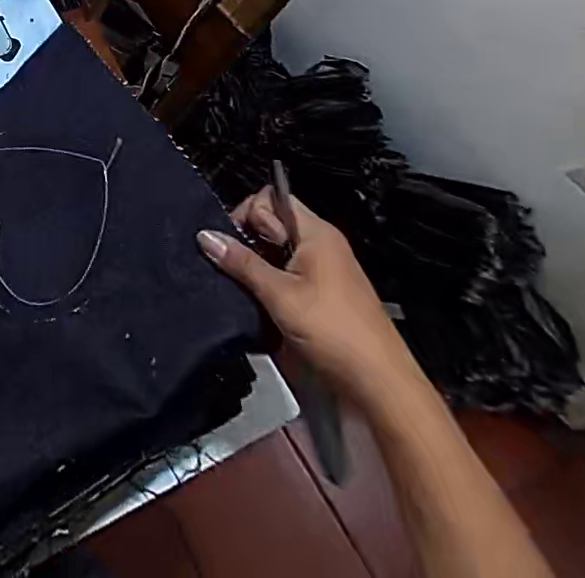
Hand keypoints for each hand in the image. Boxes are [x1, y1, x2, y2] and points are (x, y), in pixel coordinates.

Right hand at [198, 187, 423, 406]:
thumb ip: (241, 263)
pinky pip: (284, 275)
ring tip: (244, 289)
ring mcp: (321, 270)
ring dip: (255, 266)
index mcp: (316, 233)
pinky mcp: (319, 295)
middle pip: (271, 224)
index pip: (271, 198)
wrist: (378, 385)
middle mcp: (319, 245)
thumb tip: (206, 236)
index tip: (234, 243)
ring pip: (275, 251)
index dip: (248, 214)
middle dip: (247, 240)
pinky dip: (267, 284)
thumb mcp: (280, 295)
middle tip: (237, 269)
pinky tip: (256, 304)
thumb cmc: (335, 333)